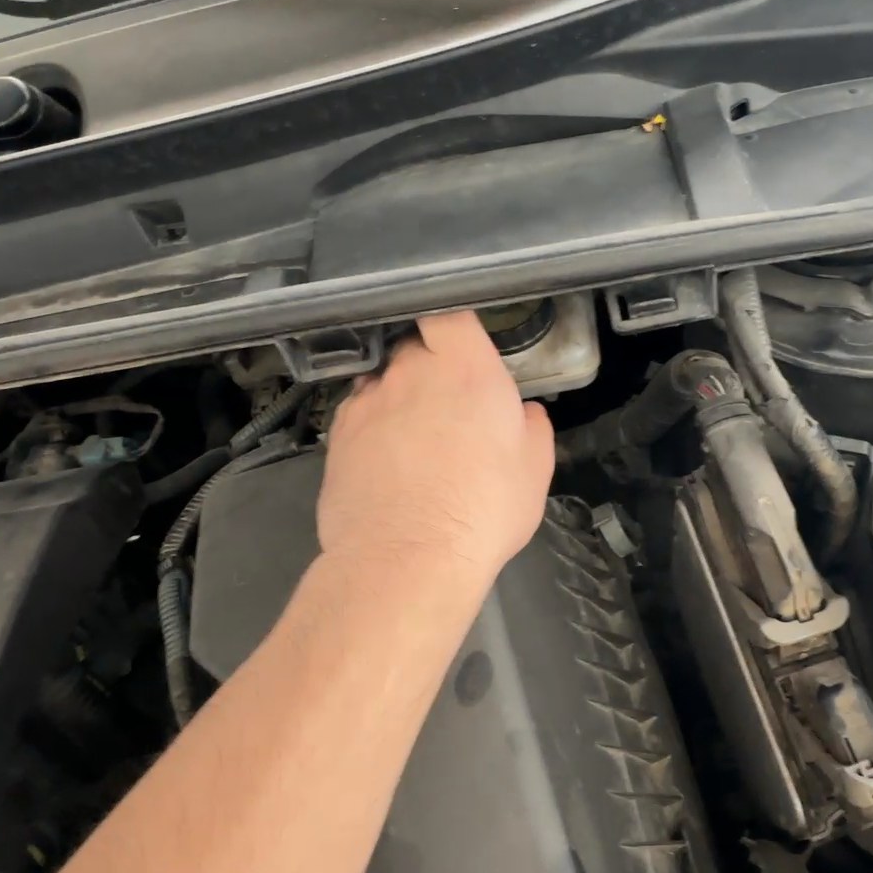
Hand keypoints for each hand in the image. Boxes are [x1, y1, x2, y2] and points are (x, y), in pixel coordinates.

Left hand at [317, 311, 555, 581]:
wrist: (408, 559)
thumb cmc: (481, 510)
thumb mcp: (534, 468)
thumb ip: (531, 425)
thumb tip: (522, 413)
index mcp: (467, 369)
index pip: (452, 313)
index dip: (456, 323)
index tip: (464, 344)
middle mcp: (411, 373)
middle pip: (415, 347)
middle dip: (430, 368)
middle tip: (450, 408)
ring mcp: (369, 401)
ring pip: (386, 382)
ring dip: (401, 401)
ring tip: (417, 444)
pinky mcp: (338, 434)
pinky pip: (361, 415)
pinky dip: (374, 430)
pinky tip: (390, 464)